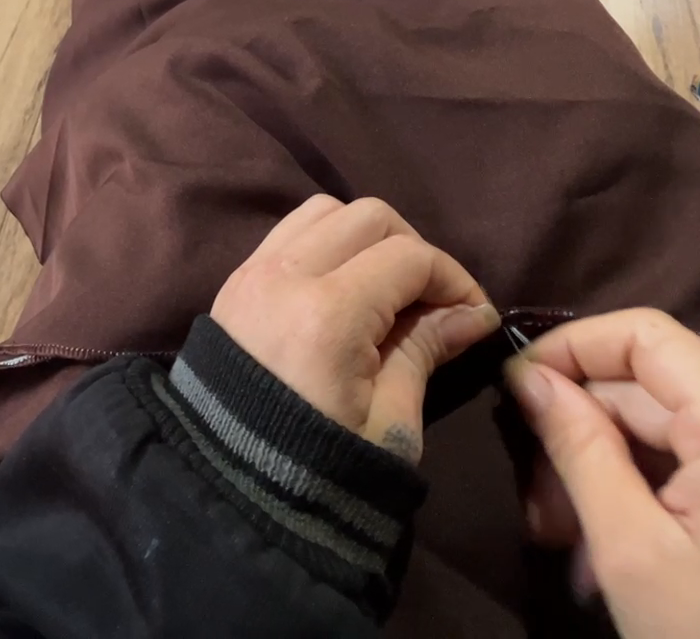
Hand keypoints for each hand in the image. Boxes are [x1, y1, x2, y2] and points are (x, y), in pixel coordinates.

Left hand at [211, 195, 500, 462]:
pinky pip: (289, 230)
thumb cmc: (316, 469)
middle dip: (412, 249)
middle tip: (431, 299)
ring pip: (324, 211)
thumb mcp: (389, 422)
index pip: (408, 257)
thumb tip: (471, 313)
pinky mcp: (235, 279)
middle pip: (368, 216)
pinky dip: (325, 241)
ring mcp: (253, 270)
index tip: (473, 314)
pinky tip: (342, 284)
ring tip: (385, 286)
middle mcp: (285, 273)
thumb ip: (426, 349)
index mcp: (327, 312)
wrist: (226, 489)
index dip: (453, 278)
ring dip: (364, 235)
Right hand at [506, 308, 699, 638]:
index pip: (645, 335)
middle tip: (534, 500)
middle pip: (655, 389)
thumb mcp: (634, 555)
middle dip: (583, 430)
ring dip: (610, 468)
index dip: (571, 346)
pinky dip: (652, 490)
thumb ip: (578, 448)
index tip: (516, 388)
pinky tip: (613, 544)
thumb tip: (526, 373)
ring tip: (563, 534)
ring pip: (674, 431)